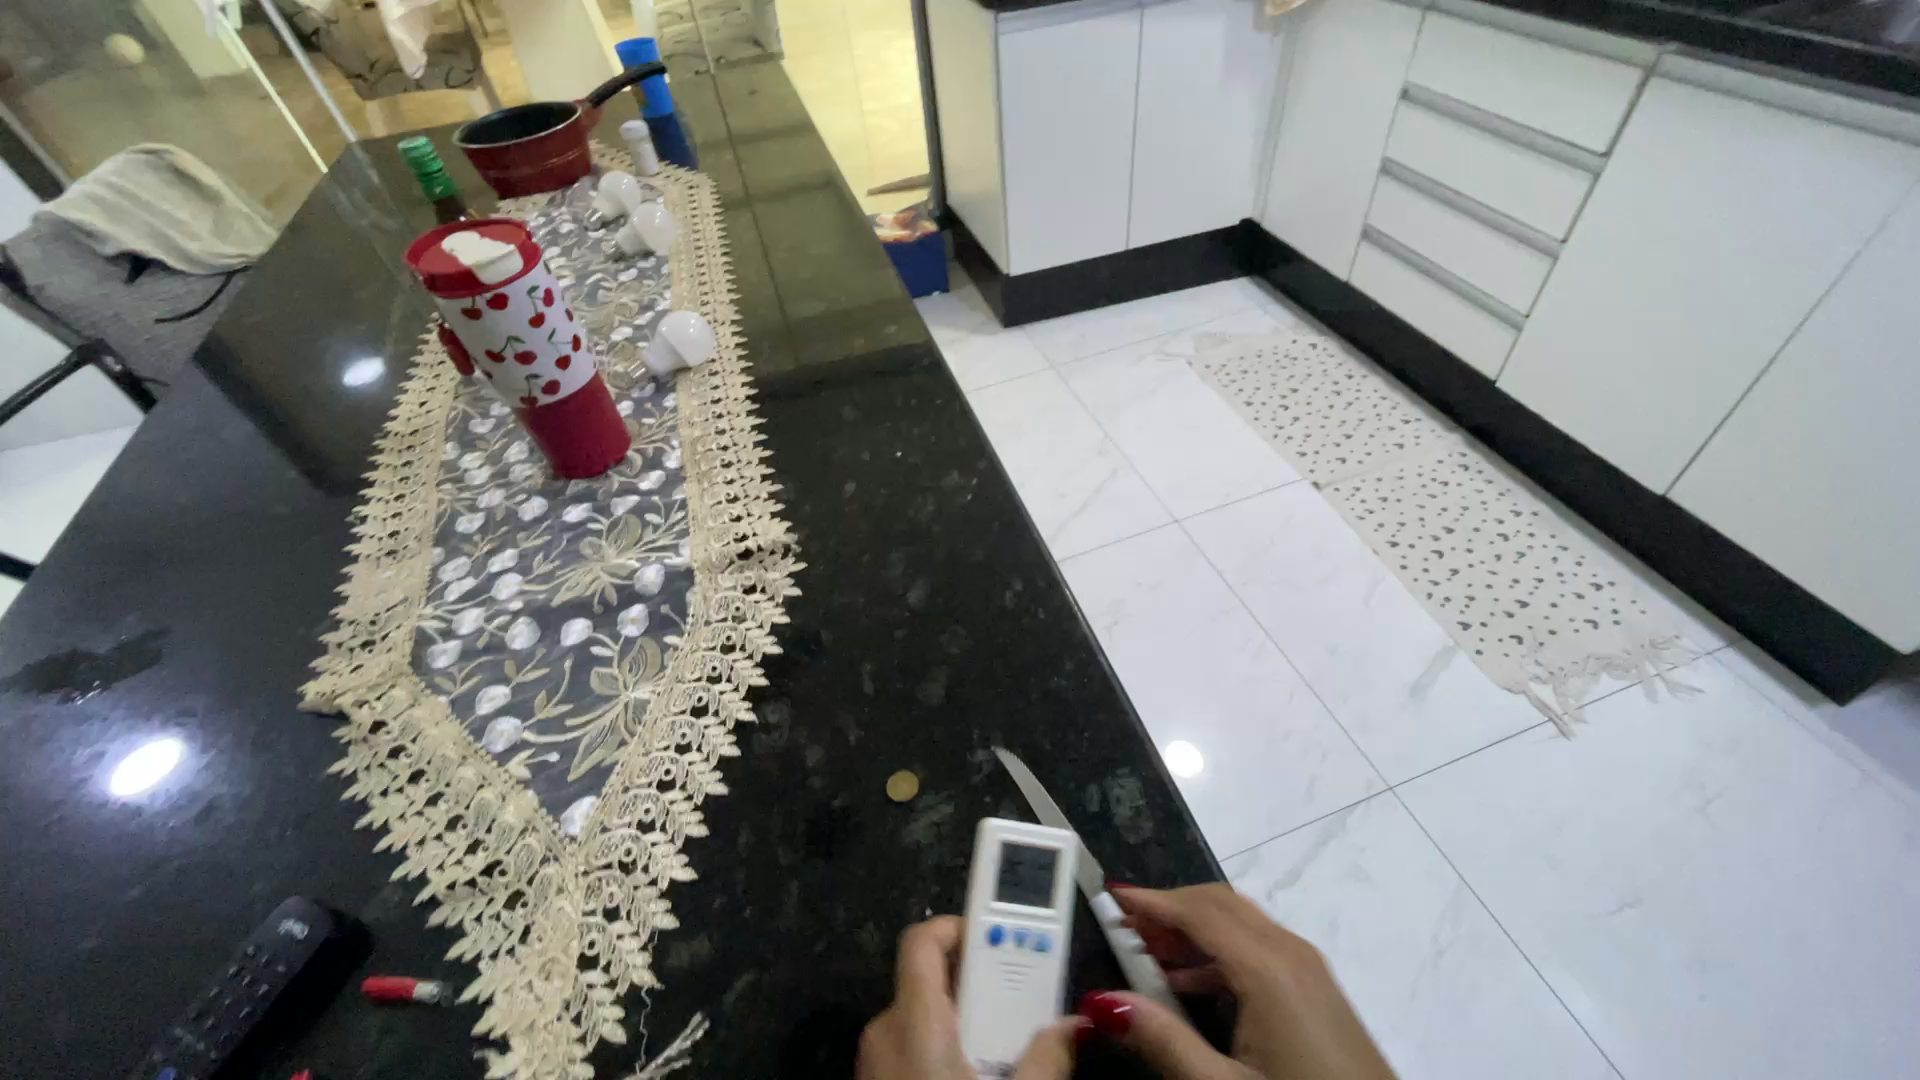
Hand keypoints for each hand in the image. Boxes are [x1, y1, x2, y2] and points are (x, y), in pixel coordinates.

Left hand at [857, 915, 1087, 1079]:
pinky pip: (913, 1050)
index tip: (1000, 936)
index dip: (959, 926)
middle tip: (1022, 998)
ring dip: (967, 1022)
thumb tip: (1077, 1025)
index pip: (921, 940)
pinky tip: (979, 1077)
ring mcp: (875, 1067)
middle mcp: (885, 1033)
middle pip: (930, 980)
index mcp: (913, 1021)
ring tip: (1010, 1046)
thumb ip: (1048, 1056)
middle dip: (978, 984)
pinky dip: (946, 1049)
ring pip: (924, 1019)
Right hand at [1078, 884, 1395, 1079]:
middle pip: (1218, 903)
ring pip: (1238, 923)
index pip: (1197, 911)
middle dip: (1167, 908)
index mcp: (1266, 967)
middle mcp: (1289, 952)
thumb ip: (1163, 1041)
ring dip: (1191, 928)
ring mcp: (1308, 969)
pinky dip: (1216, 950)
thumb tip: (1102, 1001)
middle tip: (1122, 927)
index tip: (1109, 894)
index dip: (1150, 900)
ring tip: (1146, 953)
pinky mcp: (1316, 990)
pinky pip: (1257, 947)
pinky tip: (1189, 985)